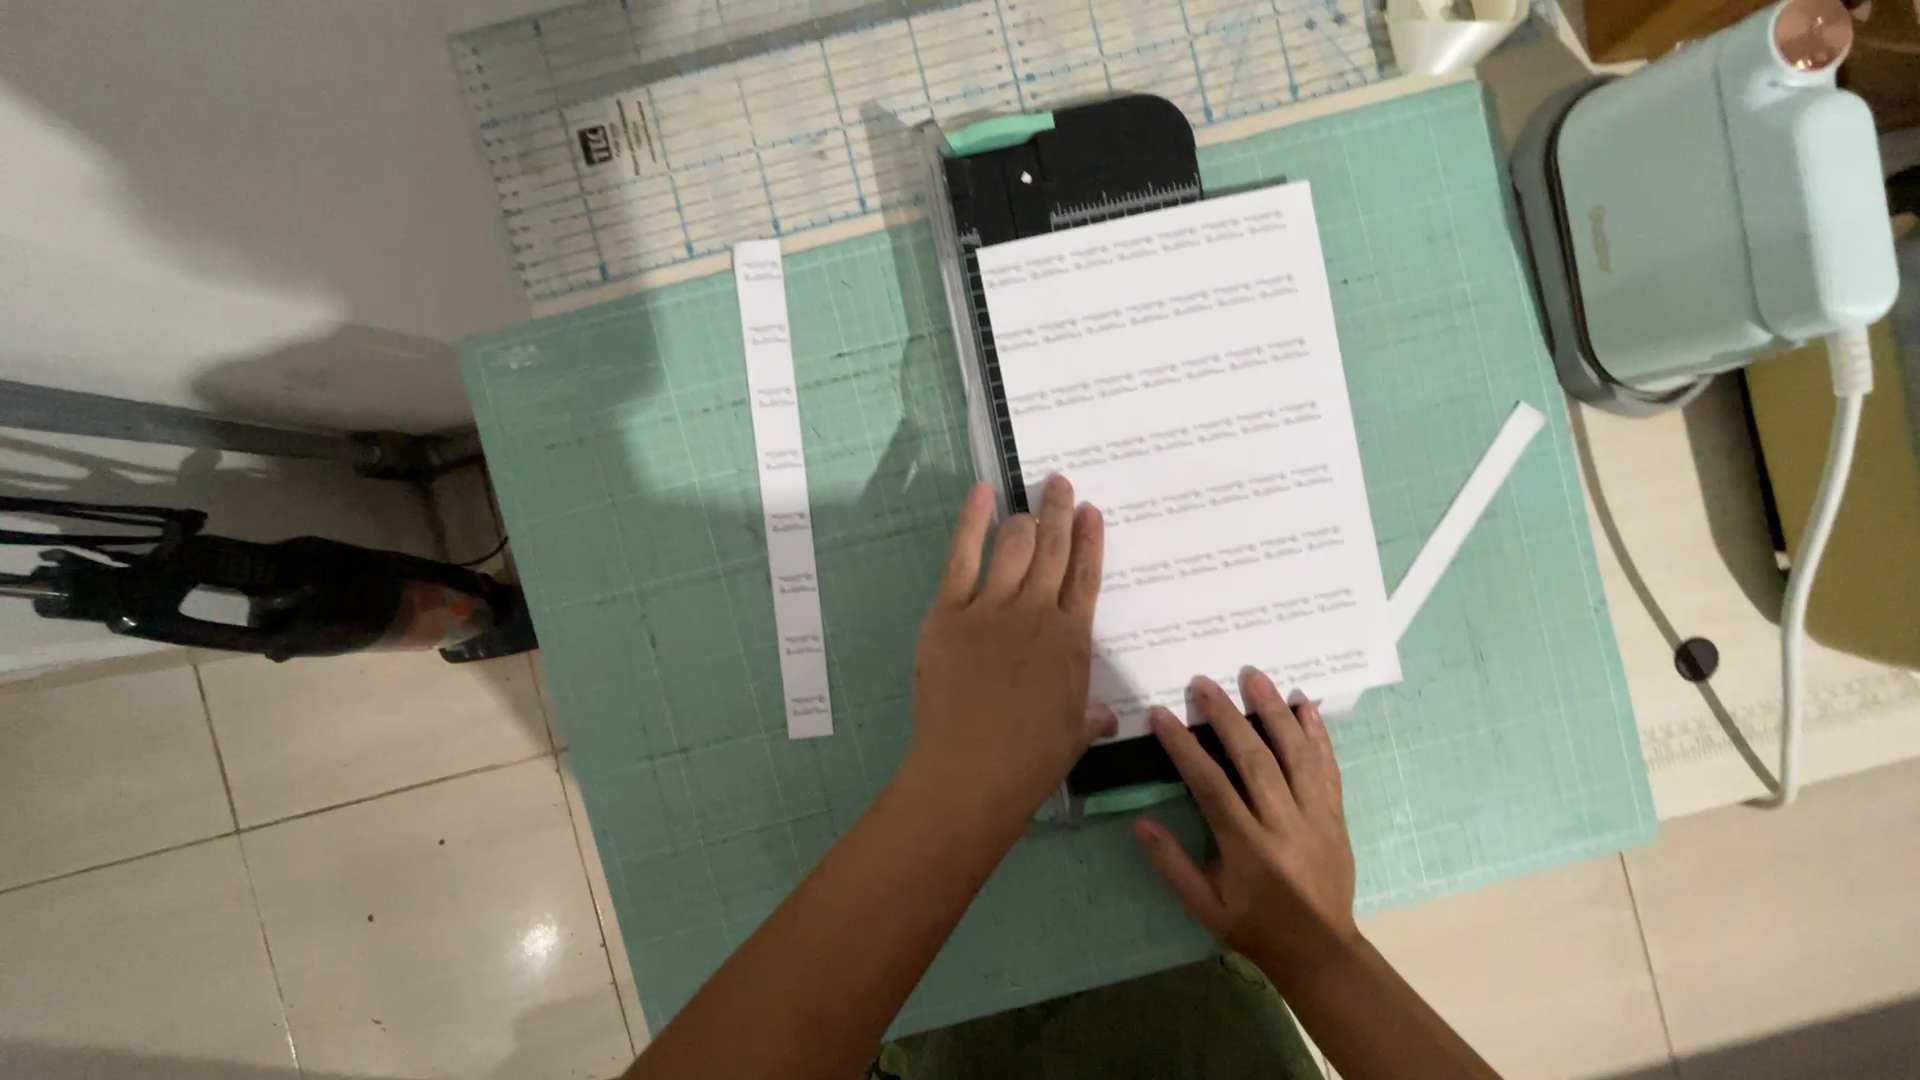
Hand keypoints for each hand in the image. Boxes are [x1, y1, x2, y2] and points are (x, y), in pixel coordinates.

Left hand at [904, 476, 1114, 820]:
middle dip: (1059, 512)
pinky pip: (963, 557)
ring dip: (1024, 519)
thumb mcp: (1073, 737)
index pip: (1086, 577)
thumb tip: (1107, 717)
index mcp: (1072, 641)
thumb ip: (1090, 718)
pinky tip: (980, 495)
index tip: (1091, 512)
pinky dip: (972, 522)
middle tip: (1060, 484)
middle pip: (1053, 550)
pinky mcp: (950, 612)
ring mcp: (992, 609)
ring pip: (1013, 547)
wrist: (972, 770)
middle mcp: (1037, 613)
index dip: (1090, 541)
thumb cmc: (1029, 760)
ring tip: (1029, 500)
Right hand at [1134, 670, 1360, 987]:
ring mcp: (1316, 817)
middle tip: (1204, 683)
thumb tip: (1140, 822)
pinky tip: (1304, 704)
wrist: (1322, 952)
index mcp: (1248, 848)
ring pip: (1295, 755)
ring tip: (1254, 677)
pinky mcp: (1335, 815)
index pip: (1211, 785)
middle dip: (1226, 717)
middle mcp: (1284, 825)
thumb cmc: (1255, 927)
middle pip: (1254, 760)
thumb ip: (1172, 865)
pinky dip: (1317, 734)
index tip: (1162, 715)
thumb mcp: (1204, 907)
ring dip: (1274, 711)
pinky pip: (1328, 768)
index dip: (1184, 748)